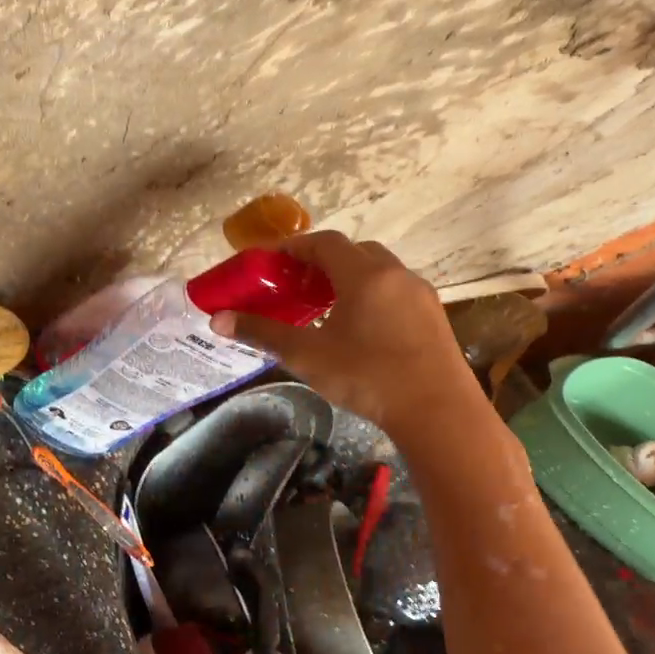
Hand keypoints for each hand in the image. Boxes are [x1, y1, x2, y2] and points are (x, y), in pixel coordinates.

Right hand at [209, 231, 483, 436]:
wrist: (438, 411)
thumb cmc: (366, 374)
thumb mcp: (304, 353)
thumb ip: (261, 331)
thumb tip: (217, 320)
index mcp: (365, 276)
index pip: (325, 242)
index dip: (293, 246)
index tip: (267, 261)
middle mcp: (396, 276)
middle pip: (354, 251)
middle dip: (319, 260)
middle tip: (291, 282)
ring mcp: (419, 295)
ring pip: (377, 270)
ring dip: (344, 277)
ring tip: (316, 304)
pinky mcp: (431, 316)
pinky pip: (392, 290)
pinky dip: (365, 293)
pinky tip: (349, 323)